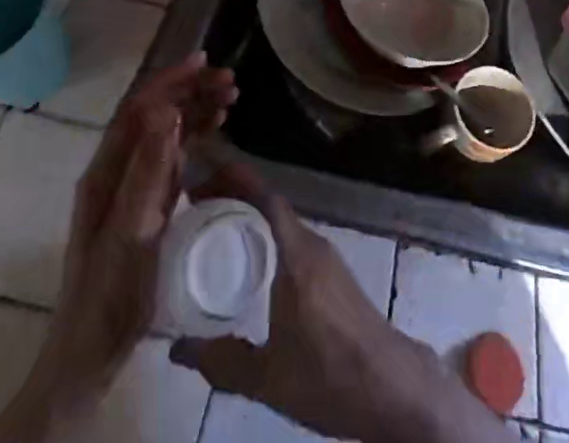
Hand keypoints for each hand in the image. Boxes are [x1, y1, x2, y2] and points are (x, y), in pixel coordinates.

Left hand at [0, 53, 236, 442]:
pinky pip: (172, 159)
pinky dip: (194, 138)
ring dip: (195, 111)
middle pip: (153, 116)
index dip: (169, 81)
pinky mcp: (147, 205)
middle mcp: (115, 171)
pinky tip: (215, 130)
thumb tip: (166, 111)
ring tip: (231, 97)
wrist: (93, 348)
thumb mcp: (131, 231)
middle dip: (189, 92)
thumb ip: (148, 172)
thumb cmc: (110, 292)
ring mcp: (131, 187)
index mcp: (105, 172)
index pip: (137, 110)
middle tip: (230, 81)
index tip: (203, 61)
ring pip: (165, 134)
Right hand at [168, 164, 515, 442]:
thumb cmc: (330, 375)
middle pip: (269, 205)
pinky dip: (265, 236)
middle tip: (193, 209)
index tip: (199, 182)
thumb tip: (176, 348)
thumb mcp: (266, 378)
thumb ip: (219, 361)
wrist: (393, 388)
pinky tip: (247, 263)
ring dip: (248, 217)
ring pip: (281, 222)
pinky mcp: (333, 273)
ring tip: (211, 231)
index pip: (266, 199)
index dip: (234, 180)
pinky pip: (291, 239)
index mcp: (297, 257)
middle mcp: (313, 246)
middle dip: (232, 197)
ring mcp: (326, 257)